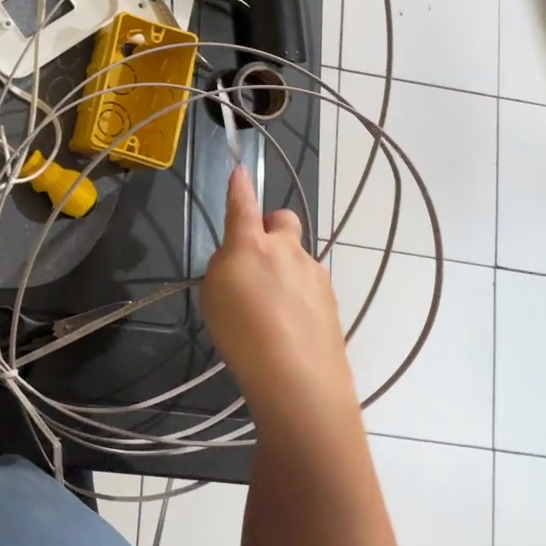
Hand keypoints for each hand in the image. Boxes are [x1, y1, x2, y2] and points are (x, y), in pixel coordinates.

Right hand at [199, 167, 354, 418]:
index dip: (239, 187)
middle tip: (254, 255)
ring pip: (296, 257)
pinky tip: (283, 325)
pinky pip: (307, 284)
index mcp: (251, 245)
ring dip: (283, 268)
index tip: (240, 170)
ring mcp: (314, 276)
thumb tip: (240, 258)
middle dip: (271, 227)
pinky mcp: (330, 301)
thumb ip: (226, 266)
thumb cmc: (242, 331)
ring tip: (266, 307)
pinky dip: (295, 295)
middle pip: (283, 220)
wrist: (296, 375)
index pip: (242, 206)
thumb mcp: (214, 294)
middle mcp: (287, 251)